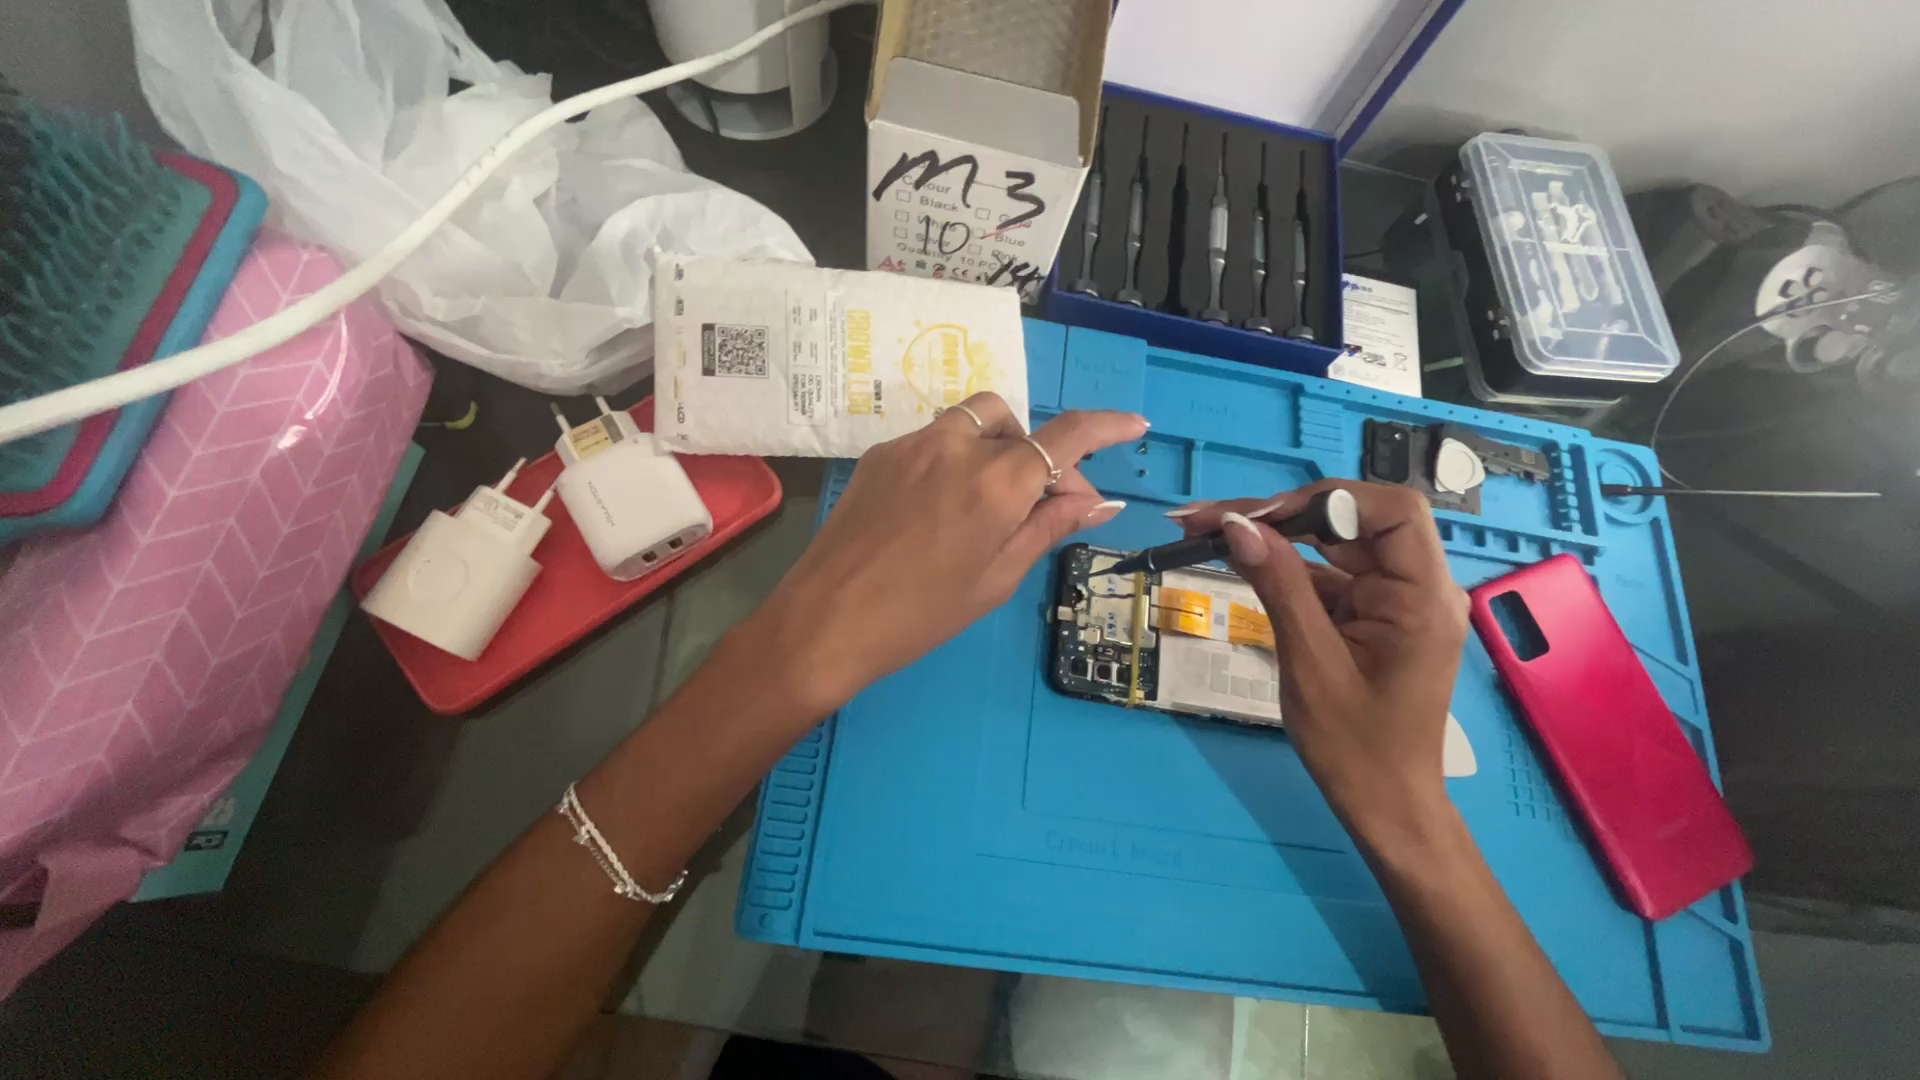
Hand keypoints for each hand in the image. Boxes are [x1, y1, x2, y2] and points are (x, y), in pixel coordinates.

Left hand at [749, 393, 1147, 712]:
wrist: (827, 618)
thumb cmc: (921, 613)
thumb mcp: (997, 577)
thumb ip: (1049, 527)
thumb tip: (1098, 500)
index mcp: (997, 482)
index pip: (1068, 436)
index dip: (1107, 426)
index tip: (1133, 425)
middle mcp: (958, 446)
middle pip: (1018, 423)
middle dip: (1041, 456)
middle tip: (1045, 506)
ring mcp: (914, 443)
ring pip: (975, 420)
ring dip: (999, 446)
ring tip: (995, 499)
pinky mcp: (882, 452)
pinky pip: (937, 438)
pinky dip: (959, 457)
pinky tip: (946, 505)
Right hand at [1171, 481, 1468, 844]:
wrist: (1382, 803)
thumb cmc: (1353, 745)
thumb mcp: (1308, 661)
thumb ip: (1278, 585)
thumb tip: (1236, 525)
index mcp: (1423, 597)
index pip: (1392, 511)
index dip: (1325, 500)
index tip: (1258, 517)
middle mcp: (1417, 586)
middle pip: (1354, 521)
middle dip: (1280, 514)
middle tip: (1209, 518)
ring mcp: (1394, 598)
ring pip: (1333, 543)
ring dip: (1273, 537)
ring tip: (1207, 531)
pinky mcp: (1372, 612)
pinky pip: (1327, 573)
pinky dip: (1282, 566)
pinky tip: (1238, 560)